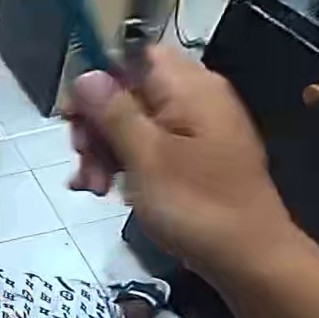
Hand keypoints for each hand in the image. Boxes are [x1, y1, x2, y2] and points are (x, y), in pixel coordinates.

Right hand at [61, 48, 297, 276]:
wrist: (248, 258)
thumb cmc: (196, 205)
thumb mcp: (146, 157)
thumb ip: (114, 112)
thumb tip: (86, 74)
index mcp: (189, 87)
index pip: (133, 58)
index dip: (97, 81)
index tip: (70, 118)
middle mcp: (195, 101)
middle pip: (130, 94)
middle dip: (97, 127)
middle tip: (82, 162)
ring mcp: (195, 134)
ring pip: (135, 127)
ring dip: (105, 153)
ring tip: (92, 189)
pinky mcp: (193, 163)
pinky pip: (150, 151)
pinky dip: (124, 168)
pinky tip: (103, 192)